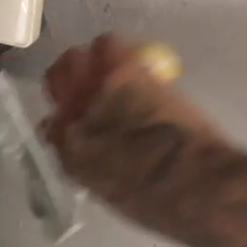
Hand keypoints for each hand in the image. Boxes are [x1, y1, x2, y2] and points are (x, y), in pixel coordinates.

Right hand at [42, 34, 246, 246]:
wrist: (195, 184)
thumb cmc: (163, 202)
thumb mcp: (116, 193)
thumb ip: (95, 166)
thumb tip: (90, 149)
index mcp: (72, 156)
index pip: (51, 126)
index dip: (68, 118)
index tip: (82, 117)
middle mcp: (74, 119)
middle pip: (56, 81)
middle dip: (70, 80)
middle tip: (92, 83)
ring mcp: (96, 92)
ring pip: (78, 58)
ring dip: (92, 61)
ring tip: (113, 67)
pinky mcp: (124, 71)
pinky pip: (107, 45)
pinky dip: (114, 49)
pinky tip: (134, 58)